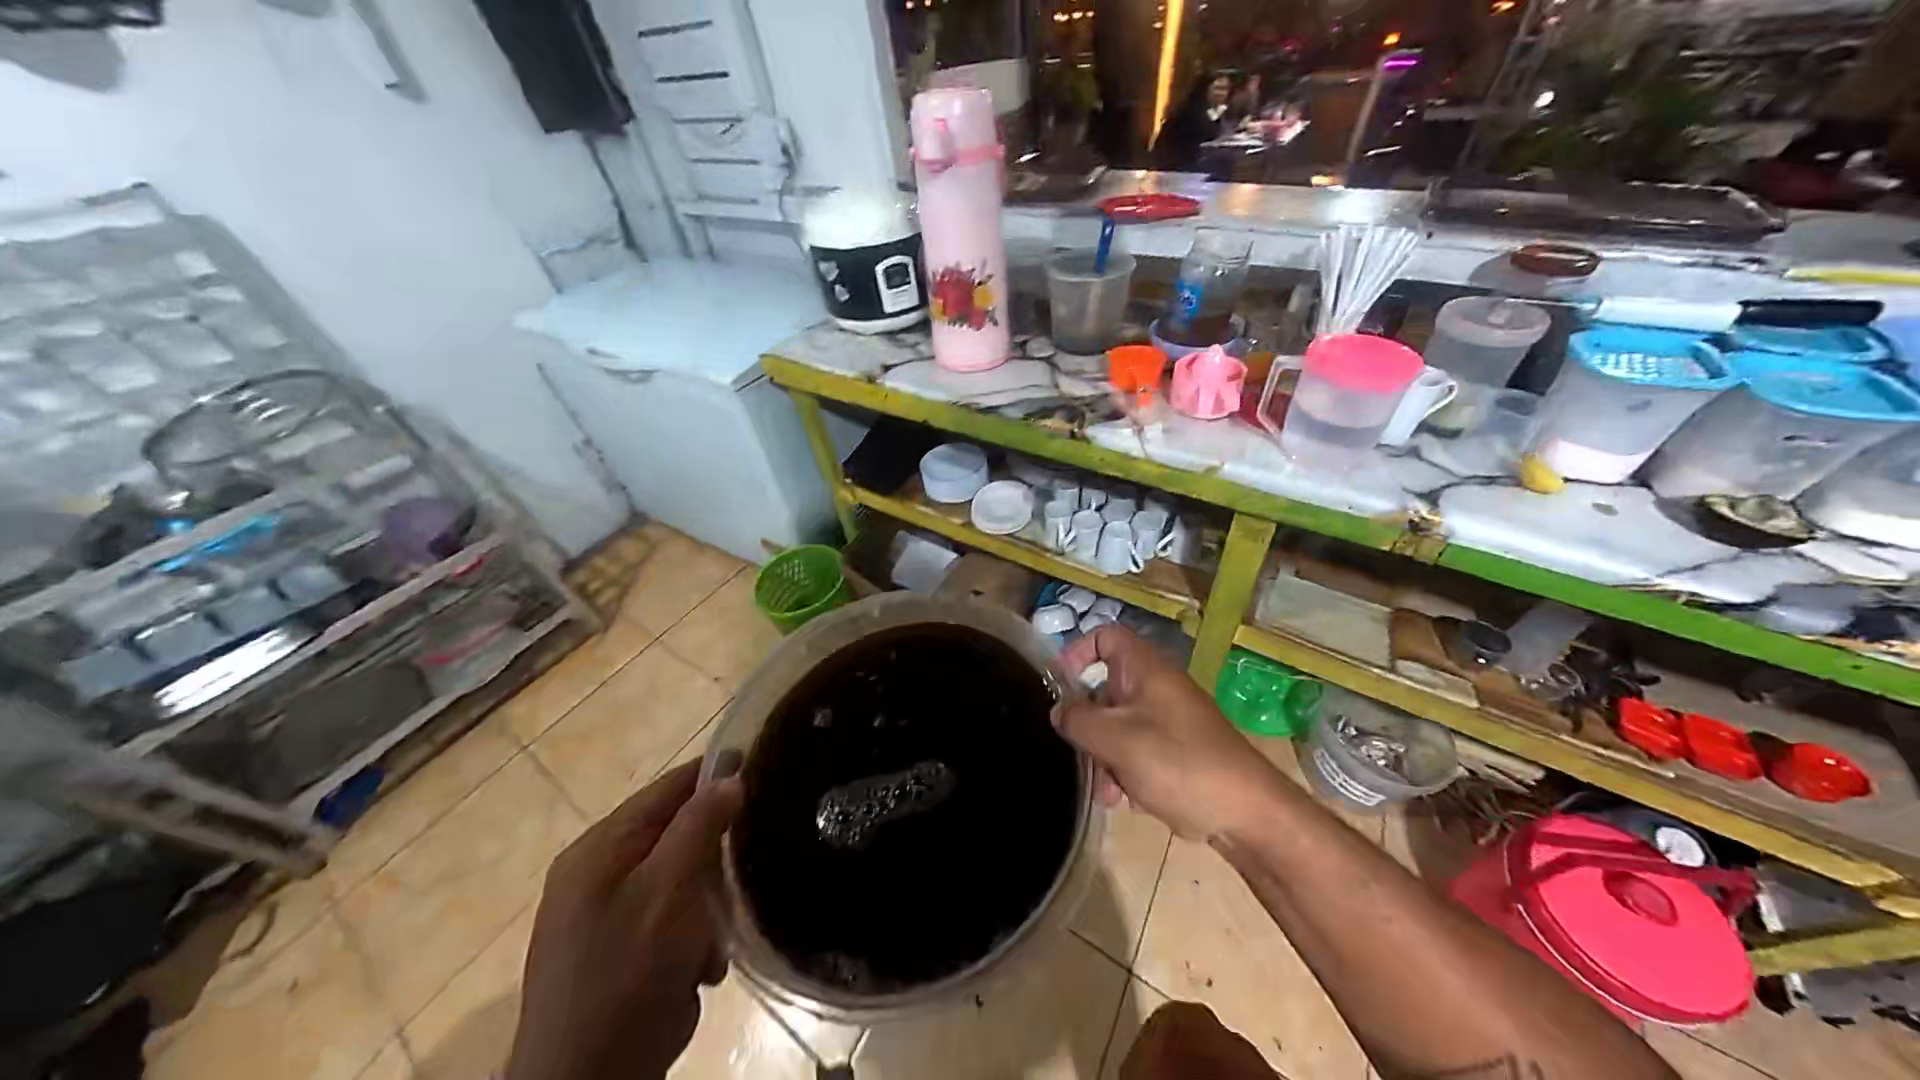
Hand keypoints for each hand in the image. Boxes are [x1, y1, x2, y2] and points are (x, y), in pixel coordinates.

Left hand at [505, 761, 742, 1079]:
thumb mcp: (668, 891)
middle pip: (674, 835)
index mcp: (599, 850)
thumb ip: (698, 828)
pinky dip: (693, 936)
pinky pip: (671, 920)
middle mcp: (598, 875)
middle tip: (747, 863)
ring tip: (717, 934)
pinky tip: (702, 964)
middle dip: (712, 856)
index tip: (762, 765)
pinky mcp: (622, 952)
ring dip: (706, 904)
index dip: (713, 774)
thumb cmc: (625, 975)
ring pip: (680, 881)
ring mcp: (607, 916)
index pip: (665, 790)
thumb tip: (730, 776)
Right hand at [1055, 626, 1279, 839]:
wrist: (1246, 813)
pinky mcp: (1174, 752)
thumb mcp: (1115, 739)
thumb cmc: (1178, 763)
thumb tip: (1058, 710)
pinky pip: (1135, 752)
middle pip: (1103, 689)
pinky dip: (1124, 772)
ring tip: (1107, 791)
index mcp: (1144, 669)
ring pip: (1115, 727)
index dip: (1077, 652)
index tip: (1058, 685)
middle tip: (1079, 751)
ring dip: (1103, 757)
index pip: (1104, 637)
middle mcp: (1155, 688)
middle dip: (1086, 724)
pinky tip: (1125, 801)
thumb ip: (1077, 719)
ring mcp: (1166, 721)